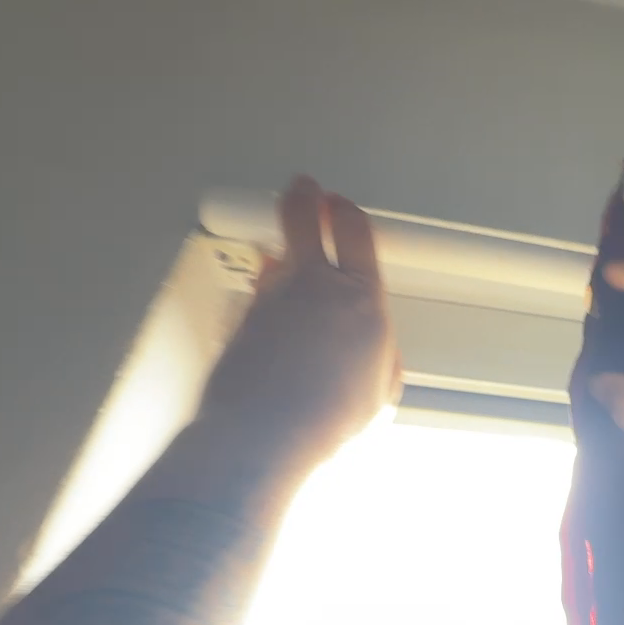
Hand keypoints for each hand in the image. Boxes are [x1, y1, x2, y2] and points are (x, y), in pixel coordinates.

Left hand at [197, 175, 398, 465]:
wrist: (264, 434)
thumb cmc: (327, 419)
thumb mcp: (379, 395)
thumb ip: (381, 362)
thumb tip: (377, 356)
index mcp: (361, 300)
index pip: (355, 232)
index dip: (347, 212)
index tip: (343, 207)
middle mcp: (314, 286)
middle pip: (304, 218)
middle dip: (304, 197)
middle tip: (305, 190)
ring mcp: (272, 296)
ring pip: (277, 254)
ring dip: (283, 247)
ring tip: (288, 250)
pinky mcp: (242, 316)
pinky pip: (259, 292)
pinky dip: (266, 291)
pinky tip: (272, 306)